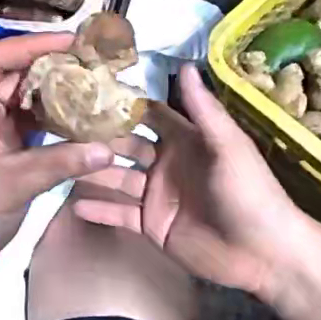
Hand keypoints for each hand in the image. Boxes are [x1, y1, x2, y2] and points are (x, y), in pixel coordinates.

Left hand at [0, 33, 115, 292]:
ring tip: (94, 80)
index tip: (72, 42)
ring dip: (55, 89)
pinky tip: (82, 113)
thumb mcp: (12, 185)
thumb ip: (59, 163)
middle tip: (93, 59)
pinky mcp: (2, 146)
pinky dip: (54, 116)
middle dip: (51, 63)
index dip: (31, 45)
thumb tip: (108, 149)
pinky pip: (30, 120)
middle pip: (12, 73)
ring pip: (24, 96)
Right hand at [71, 65, 303, 298]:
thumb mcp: (228, 147)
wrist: (263, 254)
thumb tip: (185, 65)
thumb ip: (203, 110)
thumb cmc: (249, 193)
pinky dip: (98, 209)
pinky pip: (120, 214)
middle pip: (125, 146)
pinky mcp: (151, 226)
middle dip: (98, 138)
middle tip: (61, 127)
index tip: (91, 89)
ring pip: (116, 178)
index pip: (150, 116)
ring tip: (57, 161)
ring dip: (91, 171)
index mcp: (186, 141)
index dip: (125, 104)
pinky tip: (71, 203)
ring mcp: (156, 196)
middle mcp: (166, 164)